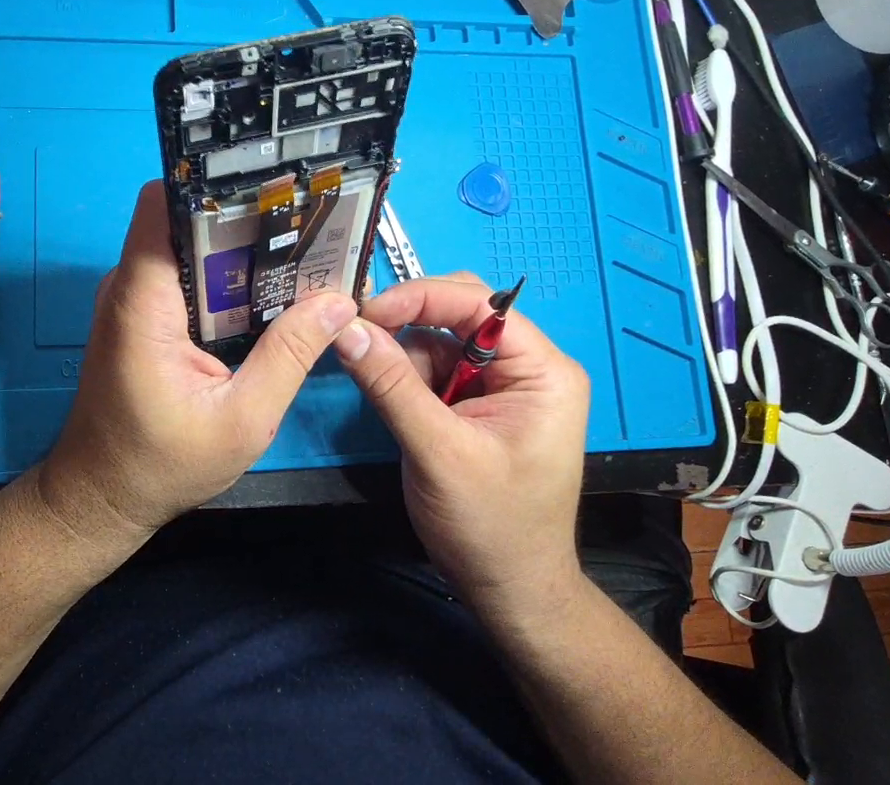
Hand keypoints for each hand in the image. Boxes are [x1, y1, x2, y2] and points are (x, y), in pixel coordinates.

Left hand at [35, 181, 358, 542]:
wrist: (103, 496)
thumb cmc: (161, 465)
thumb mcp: (242, 421)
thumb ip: (289, 356)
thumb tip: (337, 302)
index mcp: (143, 300)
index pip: (164, 204)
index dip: (214, 186)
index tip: (272, 190)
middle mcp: (131, 287)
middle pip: (184, 221)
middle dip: (243, 218)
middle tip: (305, 227)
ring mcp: (134, 300)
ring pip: (188, 248)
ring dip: (238, 249)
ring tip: (297, 255)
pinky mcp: (144, 317)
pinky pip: (186, 278)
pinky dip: (224, 278)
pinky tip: (267, 292)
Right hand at [330, 274, 591, 611]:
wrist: (509, 591)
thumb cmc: (490, 527)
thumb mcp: (438, 452)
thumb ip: (392, 386)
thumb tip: (346, 328)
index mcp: (542, 370)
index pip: (480, 304)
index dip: (420, 297)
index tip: (365, 313)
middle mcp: (526, 367)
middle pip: (460, 313)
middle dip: (408, 323)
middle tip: (359, 337)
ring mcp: (500, 385)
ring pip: (439, 340)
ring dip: (402, 356)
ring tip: (381, 390)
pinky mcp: (475, 404)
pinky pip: (433, 370)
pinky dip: (404, 377)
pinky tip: (392, 401)